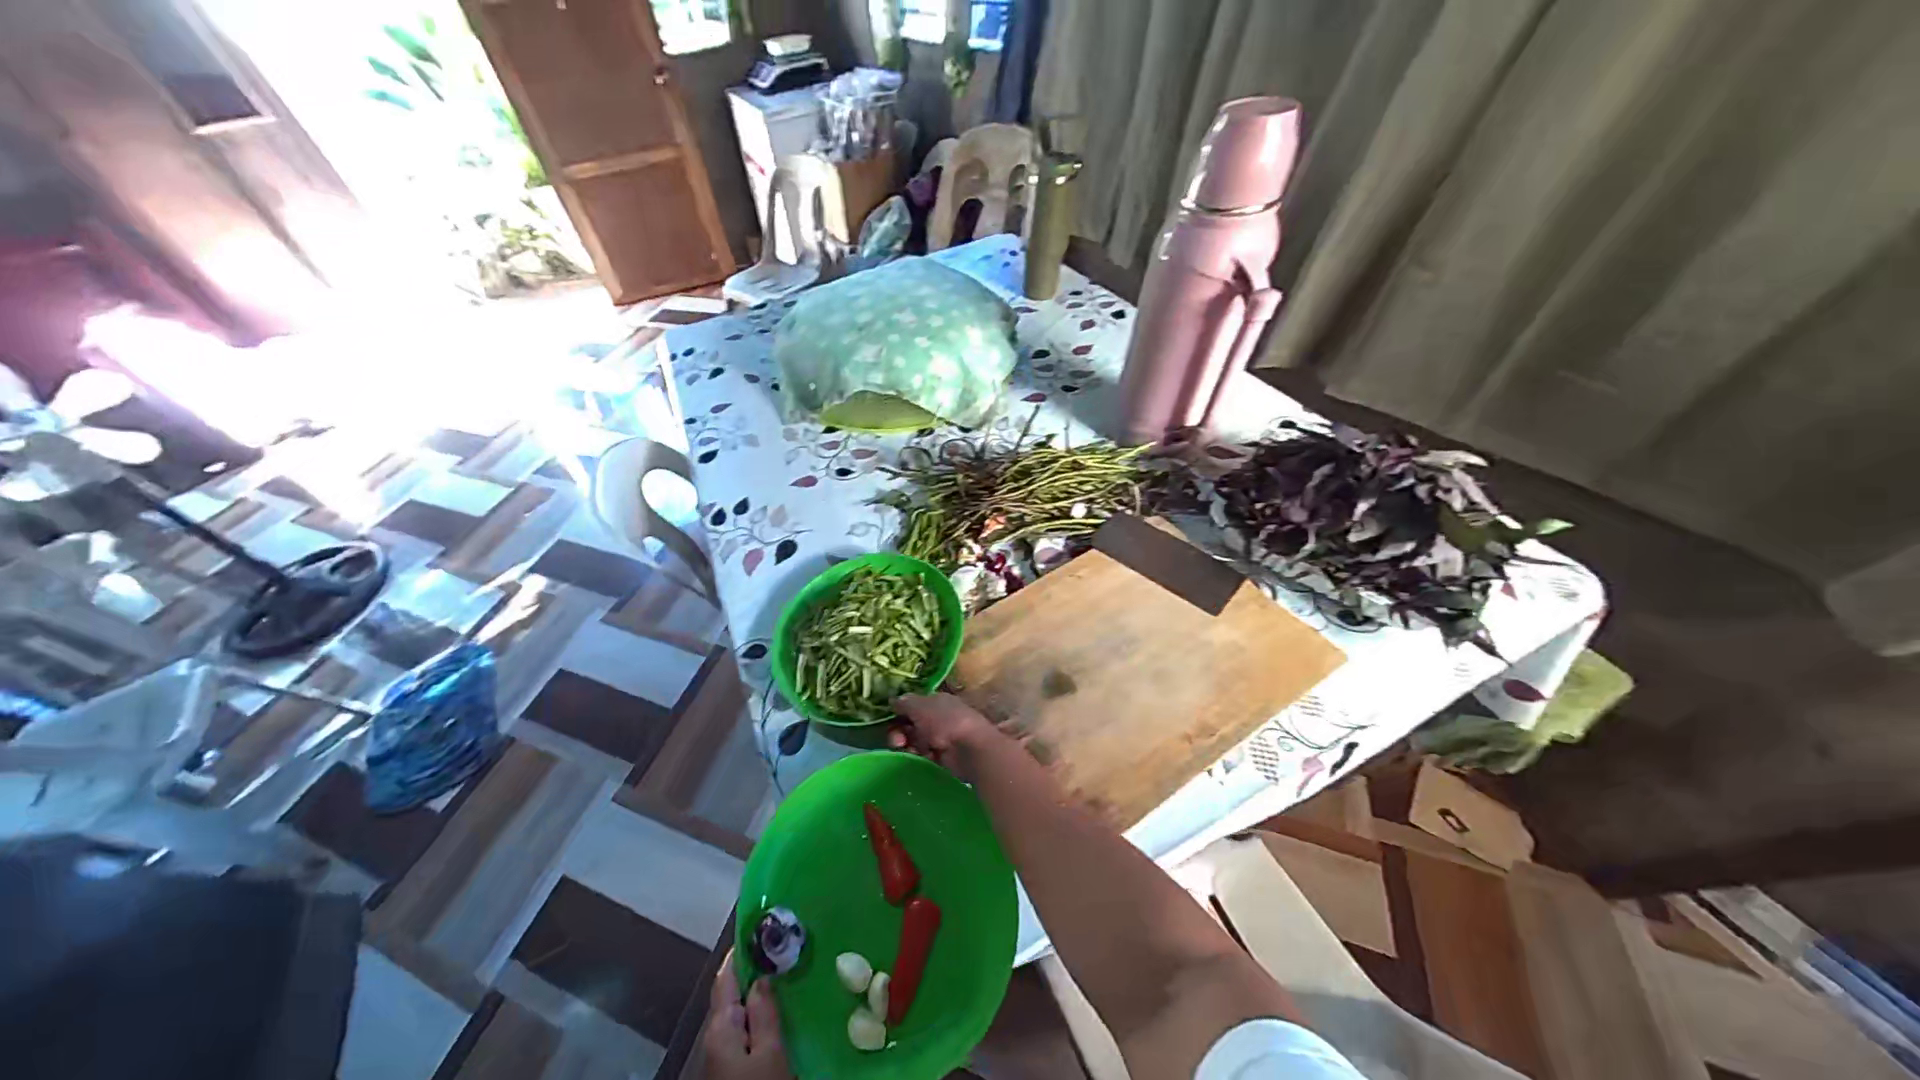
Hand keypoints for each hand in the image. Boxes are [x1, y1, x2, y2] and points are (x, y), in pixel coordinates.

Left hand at [702, 953, 790, 1079]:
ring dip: (757, 992)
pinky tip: (777, 1011)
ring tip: (784, 974)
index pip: (725, 978)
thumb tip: (761, 978)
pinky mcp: (730, 1065)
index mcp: (721, 1027)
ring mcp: (721, 1052)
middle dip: (752, 970)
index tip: (760, 928)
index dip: (740, 952)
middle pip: (731, 993)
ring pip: (739, 1011)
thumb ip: (764, 1014)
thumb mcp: (770, 1052)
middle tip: (781, 949)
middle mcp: (715, 1036)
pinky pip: (744, 1028)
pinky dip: (758, 1013)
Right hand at [888, 693, 1000, 780]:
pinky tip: (917, 757)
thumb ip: (905, 703)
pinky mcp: (943, 758)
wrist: (970, 749)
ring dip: (906, 745)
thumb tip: (894, 700)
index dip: (899, 712)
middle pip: (911, 724)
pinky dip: (917, 756)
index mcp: (936, 701)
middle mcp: (939, 718)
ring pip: (915, 741)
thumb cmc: (945, 721)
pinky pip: (923, 755)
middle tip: (896, 741)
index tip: (890, 720)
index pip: (913, 705)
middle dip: (899, 732)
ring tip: (904, 750)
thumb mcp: (920, 706)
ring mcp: (941, 738)